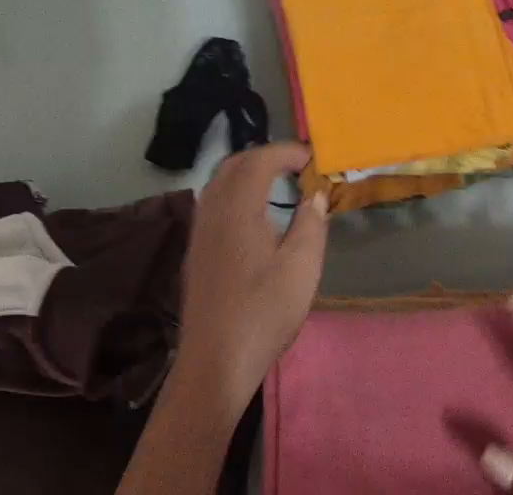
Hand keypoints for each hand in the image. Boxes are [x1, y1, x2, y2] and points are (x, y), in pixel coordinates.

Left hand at [116, 144, 327, 494]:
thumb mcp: (301, 269)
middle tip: (297, 166)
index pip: (260, 160)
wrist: (214, 360)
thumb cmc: (263, 312)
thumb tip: (316, 195)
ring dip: (248, 173)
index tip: (313, 158)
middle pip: (235, 164)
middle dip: (266, 156)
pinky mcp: (196, 249)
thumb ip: (311, 224)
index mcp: (237, 207)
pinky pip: (213, 202)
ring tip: (278, 184)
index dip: (287, 152)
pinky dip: (235, 192)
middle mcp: (212, 209)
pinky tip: (253, 215)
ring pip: (220, 182)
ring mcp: (199, 229)